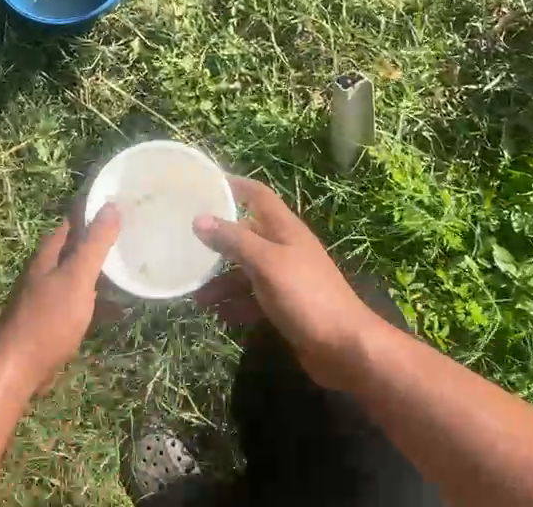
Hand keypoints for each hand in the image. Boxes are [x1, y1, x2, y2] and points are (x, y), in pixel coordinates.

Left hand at [0, 204, 121, 391]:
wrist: (17, 370)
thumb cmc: (48, 319)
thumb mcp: (76, 278)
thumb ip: (94, 244)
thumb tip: (110, 206)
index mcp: (48, 254)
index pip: (72, 220)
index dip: (93, 210)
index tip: (119, 202)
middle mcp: (45, 270)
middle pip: (76, 248)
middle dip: (101, 241)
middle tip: (132, 234)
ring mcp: (47, 296)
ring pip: (80, 275)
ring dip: (102, 272)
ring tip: (131, 269)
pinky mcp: (53, 321)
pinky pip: (81, 302)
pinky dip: (99, 301)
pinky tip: (119, 309)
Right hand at [191, 177, 386, 389]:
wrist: (345, 348)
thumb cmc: (307, 296)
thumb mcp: (267, 264)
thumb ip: (234, 241)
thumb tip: (199, 219)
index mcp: (284, 229)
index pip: (257, 195)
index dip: (233, 186)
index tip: (202, 184)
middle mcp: (284, 248)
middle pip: (246, 235)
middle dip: (218, 243)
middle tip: (186, 248)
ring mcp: (286, 277)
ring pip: (246, 271)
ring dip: (222, 282)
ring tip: (197, 297)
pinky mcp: (285, 305)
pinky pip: (253, 298)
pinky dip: (236, 305)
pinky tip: (219, 316)